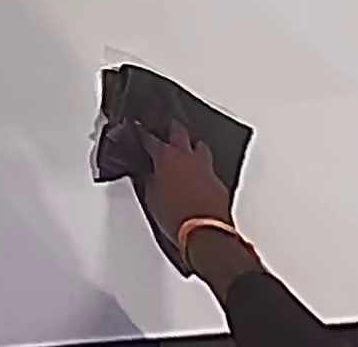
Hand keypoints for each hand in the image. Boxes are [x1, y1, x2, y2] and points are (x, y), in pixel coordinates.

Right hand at [137, 120, 233, 243]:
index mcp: (165, 157)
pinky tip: (200, 173)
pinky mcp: (218, 181)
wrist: (206, 234)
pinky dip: (203, 168)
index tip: (139, 129)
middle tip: (167, 125)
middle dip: (171, 126)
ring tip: (188, 146)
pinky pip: (210, 167)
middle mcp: (185, 156)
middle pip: (178, 130)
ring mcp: (204, 166)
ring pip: (199, 145)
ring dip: (192, 145)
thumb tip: (149, 175)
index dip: (142, 133)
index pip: (150, 138)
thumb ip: (150, 180)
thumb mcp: (151, 198)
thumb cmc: (177, 216)